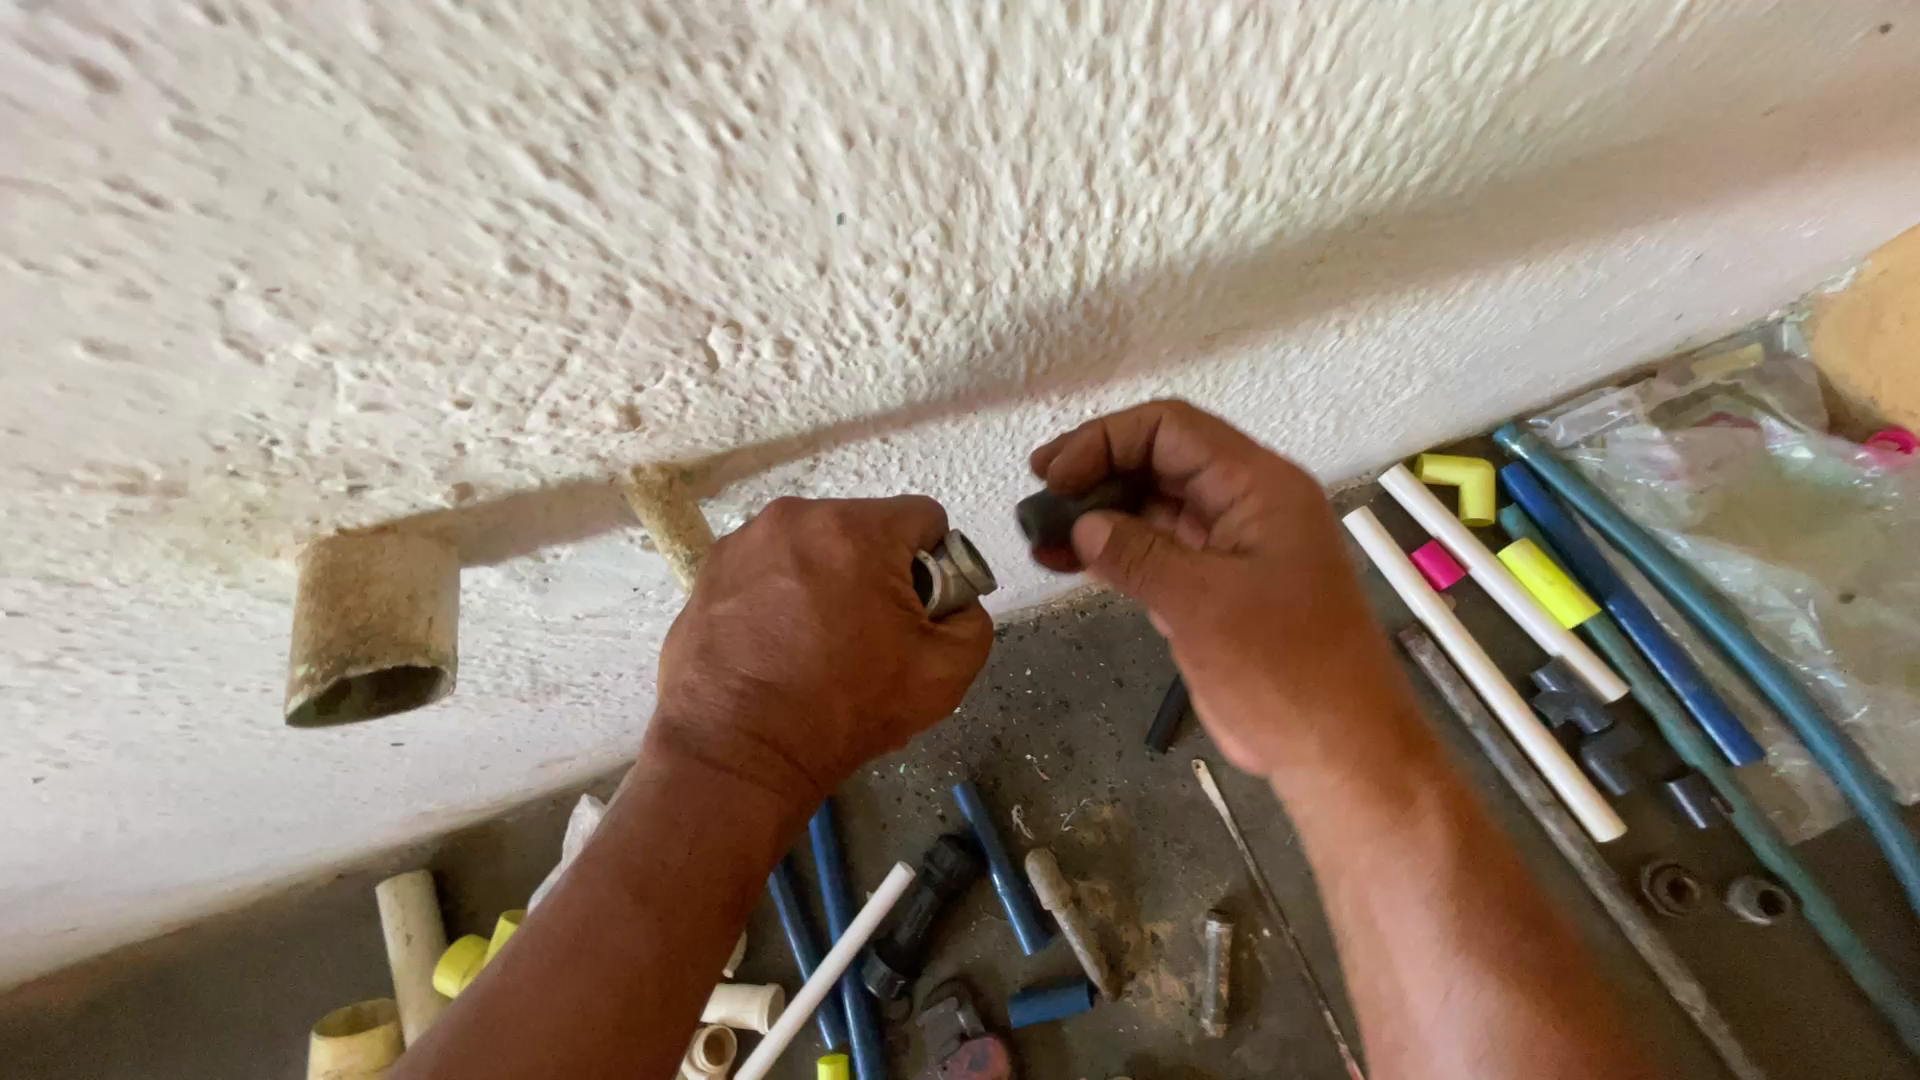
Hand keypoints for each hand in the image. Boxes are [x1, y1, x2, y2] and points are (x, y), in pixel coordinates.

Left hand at [648, 496, 993, 807]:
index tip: (916, 611)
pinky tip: (777, 641)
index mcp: (857, 530)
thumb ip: (972, 618)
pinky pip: (770, 564)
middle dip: (877, 570)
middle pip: (866, 529)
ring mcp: (746, 540)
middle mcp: (797, 517)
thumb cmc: (846, 709)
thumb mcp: (946, 672)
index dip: (934, 565)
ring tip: (816, 640)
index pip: (924, 519)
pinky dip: (782, 590)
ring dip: (827, 576)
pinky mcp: (711, 568)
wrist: (738, 754)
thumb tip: (954, 600)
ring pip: (815, 545)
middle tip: (867, 633)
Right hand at [1030, 400, 1416, 778]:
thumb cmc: (1284, 668)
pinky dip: (1110, 550)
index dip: (1105, 441)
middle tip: (1038, 497)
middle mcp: (1241, 503)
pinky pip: (1152, 549)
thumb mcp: (1203, 604)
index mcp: (1257, 486)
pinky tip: (1066, 559)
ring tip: (1040, 532)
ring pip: (1150, 505)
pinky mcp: (1209, 584)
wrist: (1336, 748)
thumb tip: (1082, 525)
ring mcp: (1225, 545)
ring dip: (1096, 512)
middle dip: (1094, 472)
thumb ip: (1138, 555)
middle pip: (1158, 460)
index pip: (1170, 430)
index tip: (1054, 477)